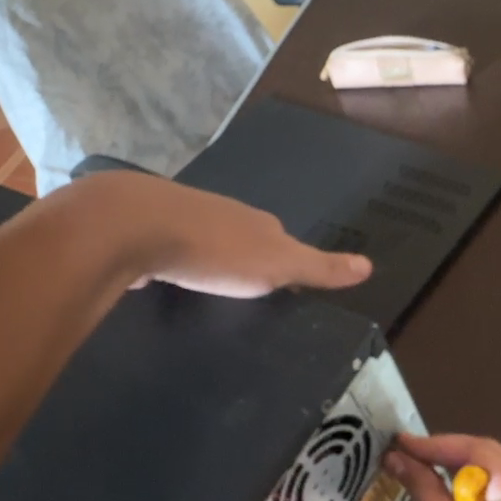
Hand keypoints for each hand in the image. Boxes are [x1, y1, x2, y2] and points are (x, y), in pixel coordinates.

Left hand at [50, 171, 371, 296]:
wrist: (131, 227)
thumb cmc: (215, 251)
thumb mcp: (279, 266)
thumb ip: (320, 268)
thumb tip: (370, 265)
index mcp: (257, 222)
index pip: (281, 241)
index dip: (285, 262)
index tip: (285, 286)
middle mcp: (222, 212)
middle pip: (243, 237)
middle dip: (246, 258)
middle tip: (246, 287)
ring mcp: (179, 215)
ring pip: (203, 239)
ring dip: (207, 257)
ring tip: (205, 283)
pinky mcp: (141, 227)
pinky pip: (165, 245)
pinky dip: (171, 258)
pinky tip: (164, 273)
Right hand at [385, 434, 500, 500]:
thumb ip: (424, 485)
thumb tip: (400, 456)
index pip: (480, 450)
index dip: (437, 444)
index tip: (400, 443)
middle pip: (493, 462)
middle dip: (449, 458)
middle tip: (407, 457)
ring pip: (499, 480)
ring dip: (462, 478)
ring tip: (422, 474)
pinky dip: (479, 498)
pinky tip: (451, 500)